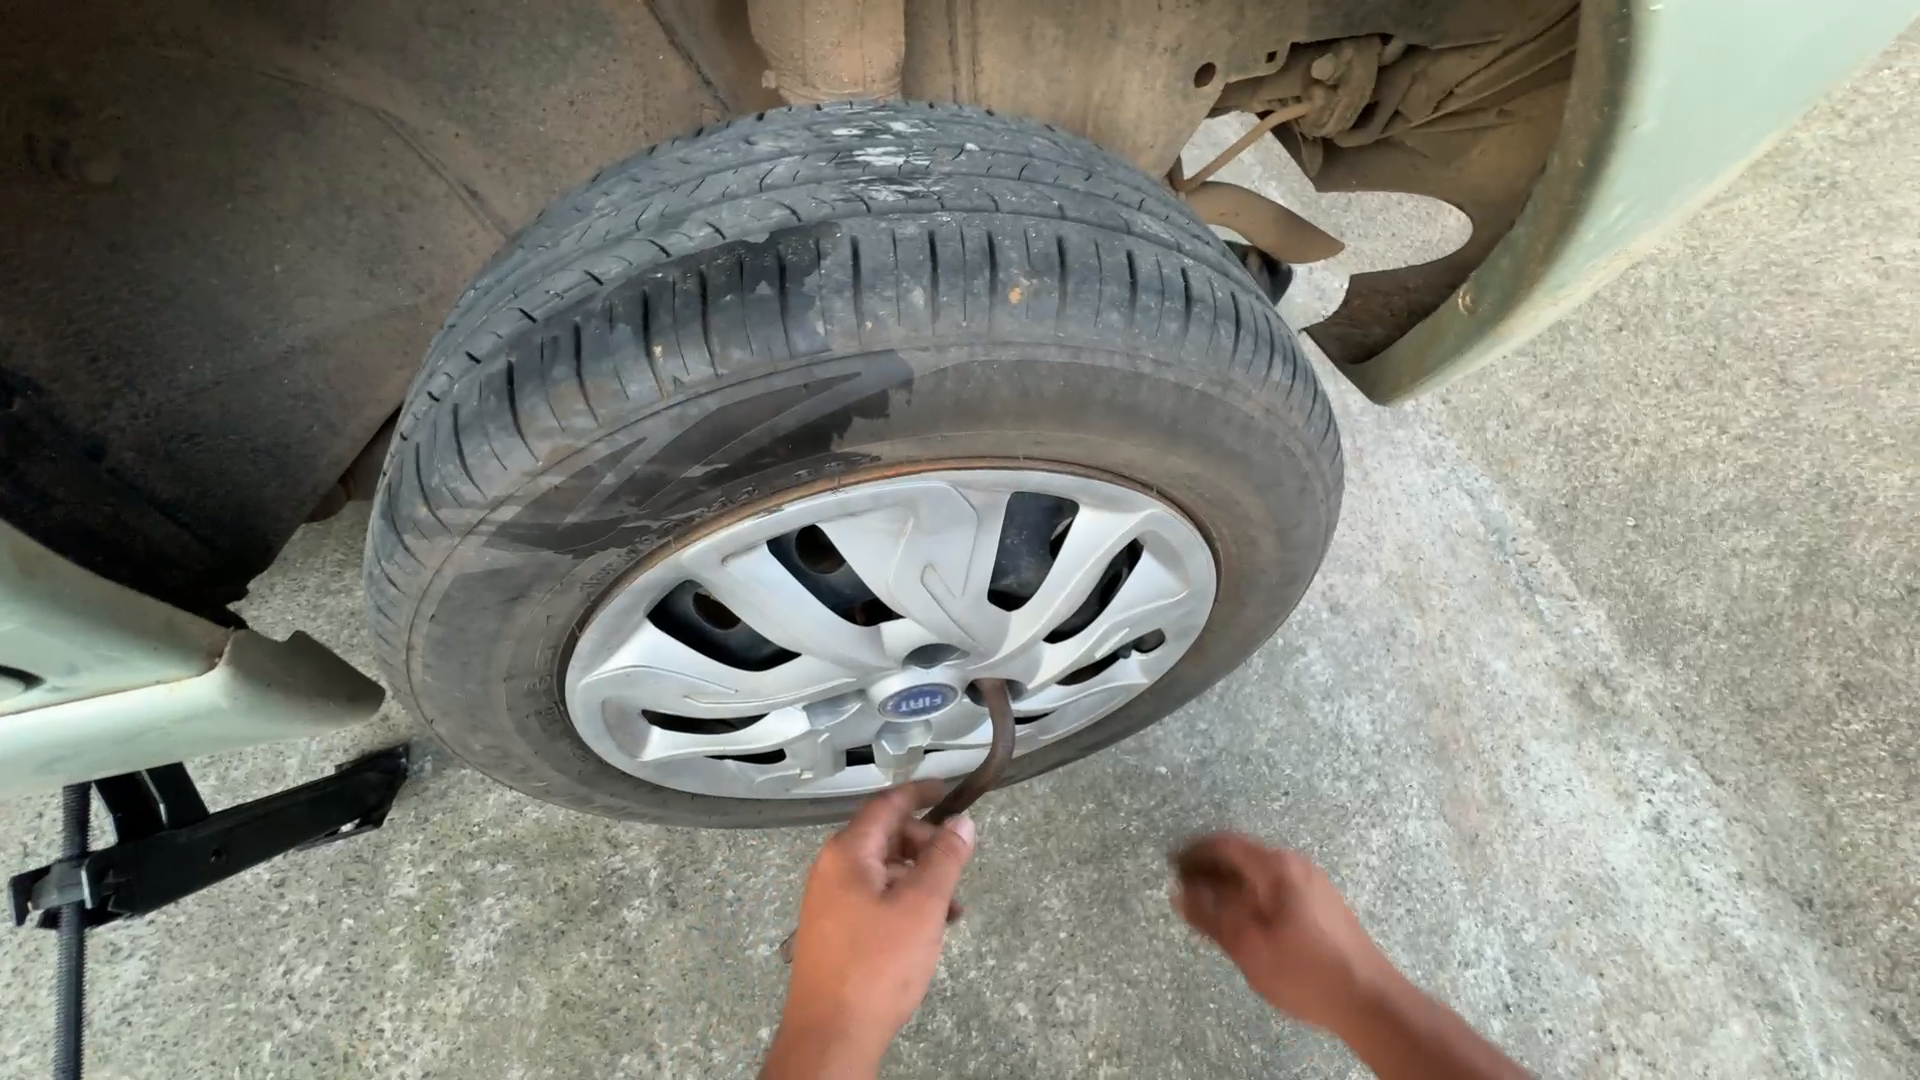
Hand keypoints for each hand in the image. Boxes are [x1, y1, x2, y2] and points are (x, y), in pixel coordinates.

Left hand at [765, 782, 976, 1077]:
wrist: (830, 1037)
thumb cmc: (877, 964)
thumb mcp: (923, 906)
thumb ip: (945, 858)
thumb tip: (961, 822)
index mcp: (848, 852)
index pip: (887, 804)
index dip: (920, 792)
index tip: (948, 790)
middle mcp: (832, 868)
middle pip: (887, 837)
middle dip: (927, 847)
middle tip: (958, 868)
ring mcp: (829, 900)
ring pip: (884, 872)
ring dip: (921, 880)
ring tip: (953, 912)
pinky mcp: (834, 930)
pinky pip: (874, 898)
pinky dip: (904, 903)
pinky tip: (926, 932)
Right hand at [1170, 832, 1397, 1034]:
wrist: (1372, 1002)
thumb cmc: (1304, 971)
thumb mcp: (1247, 945)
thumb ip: (1209, 915)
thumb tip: (1179, 892)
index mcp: (1274, 865)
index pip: (1224, 842)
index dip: (1193, 851)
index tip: (1171, 865)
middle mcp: (1294, 863)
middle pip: (1242, 854)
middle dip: (1210, 868)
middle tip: (1185, 888)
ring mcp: (1312, 881)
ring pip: (1259, 871)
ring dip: (1230, 882)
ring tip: (1209, 907)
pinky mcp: (1322, 902)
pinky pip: (1275, 884)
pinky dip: (1251, 893)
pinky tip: (1244, 920)